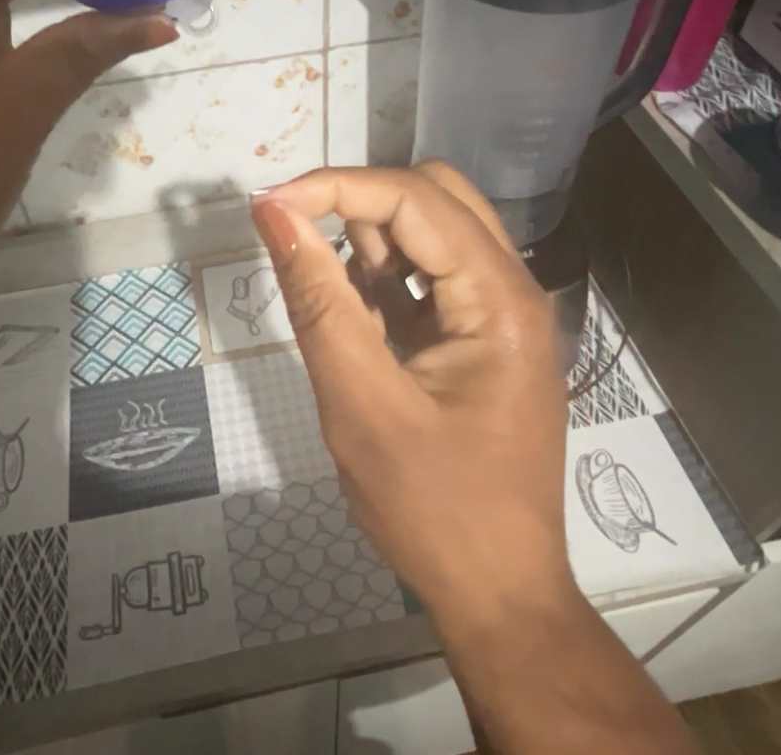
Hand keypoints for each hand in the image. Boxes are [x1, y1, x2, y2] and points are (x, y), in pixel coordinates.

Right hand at [249, 163, 575, 634]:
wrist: (496, 592)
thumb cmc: (430, 507)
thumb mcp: (359, 402)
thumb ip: (317, 300)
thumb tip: (274, 213)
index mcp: (500, 298)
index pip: (416, 200)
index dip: (337, 187)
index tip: (268, 206)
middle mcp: (512, 290)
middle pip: (437, 199)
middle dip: (360, 204)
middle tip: (299, 239)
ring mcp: (502, 316)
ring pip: (434, 235)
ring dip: (372, 242)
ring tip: (326, 291)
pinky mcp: (484, 341)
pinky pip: (432, 281)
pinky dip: (386, 281)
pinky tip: (353, 315)